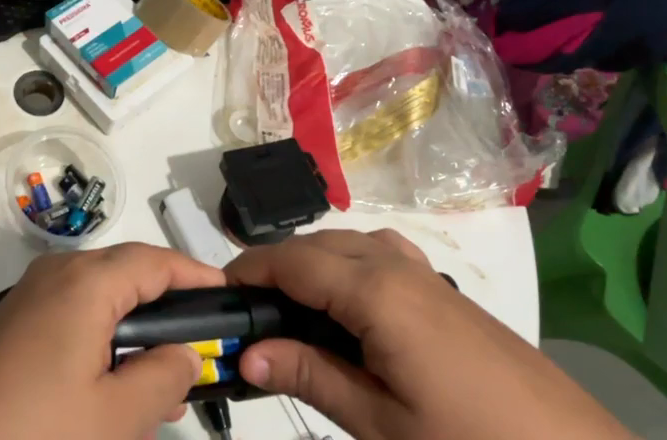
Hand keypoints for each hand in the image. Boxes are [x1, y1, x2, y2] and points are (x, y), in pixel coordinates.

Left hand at [0, 243, 225, 439]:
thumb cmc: (35, 429)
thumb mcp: (115, 414)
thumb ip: (162, 378)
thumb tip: (185, 353)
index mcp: (84, 282)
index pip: (155, 261)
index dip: (196, 276)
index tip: (231, 299)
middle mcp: (55, 275)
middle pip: (127, 276)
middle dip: (167, 312)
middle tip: (203, 355)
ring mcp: (29, 297)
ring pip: (99, 301)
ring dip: (134, 336)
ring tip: (164, 390)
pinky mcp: (11, 324)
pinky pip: (71, 319)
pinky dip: (100, 345)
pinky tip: (113, 392)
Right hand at [225, 230, 632, 439]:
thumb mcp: (384, 427)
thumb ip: (313, 379)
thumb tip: (247, 354)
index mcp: (375, 290)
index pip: (291, 261)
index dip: (247, 272)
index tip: (215, 297)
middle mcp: (397, 265)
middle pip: (317, 245)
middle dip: (276, 268)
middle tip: (250, 317)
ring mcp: (428, 277)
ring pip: (350, 245)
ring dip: (313, 265)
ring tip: (295, 313)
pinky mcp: (451, 296)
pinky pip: (383, 257)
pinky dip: (350, 267)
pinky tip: (354, 312)